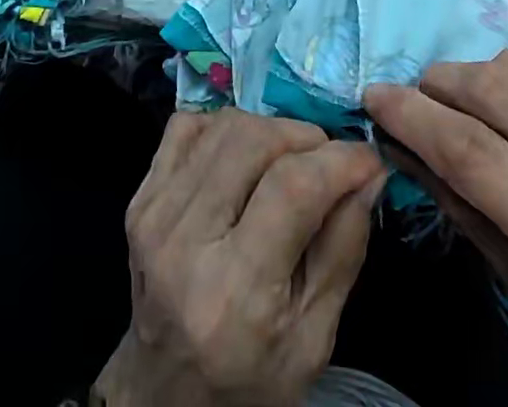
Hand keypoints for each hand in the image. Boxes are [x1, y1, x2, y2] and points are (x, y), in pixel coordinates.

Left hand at [96, 111, 386, 406]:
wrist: (163, 391)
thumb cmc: (249, 376)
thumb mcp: (313, 337)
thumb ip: (342, 250)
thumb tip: (368, 174)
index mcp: (234, 290)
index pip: (291, 189)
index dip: (339, 160)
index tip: (368, 159)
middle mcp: (185, 239)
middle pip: (252, 142)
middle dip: (305, 138)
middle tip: (328, 160)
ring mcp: (154, 211)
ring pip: (222, 127)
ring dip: (269, 129)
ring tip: (291, 158)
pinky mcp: (140, 196)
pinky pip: (185, 127)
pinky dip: (223, 127)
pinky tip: (243, 155)